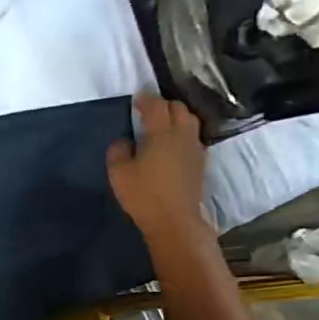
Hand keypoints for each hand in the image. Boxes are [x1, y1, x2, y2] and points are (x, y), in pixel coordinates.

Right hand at [106, 90, 213, 245]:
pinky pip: (193, 138)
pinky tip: (173, 144)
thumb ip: (118, 151)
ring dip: (177, 117)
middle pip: (178, 108)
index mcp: (161, 132)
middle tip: (150, 111)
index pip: (156, 105)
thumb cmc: (144, 195)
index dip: (146, 99)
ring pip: (190, 121)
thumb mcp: (119, 174)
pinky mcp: (200, 162)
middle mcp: (182, 134)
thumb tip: (124, 141)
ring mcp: (195, 148)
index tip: (137, 99)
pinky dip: (183, 134)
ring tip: (164, 125)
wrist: (175, 221)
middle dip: (164, 105)